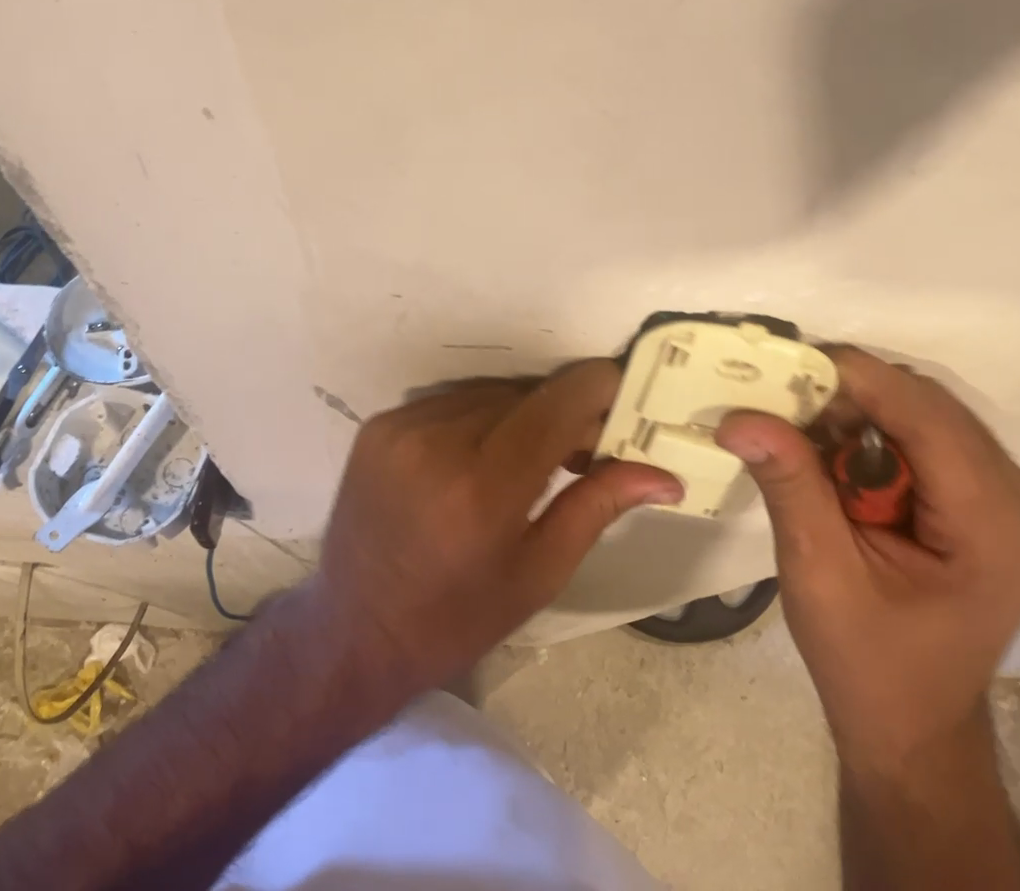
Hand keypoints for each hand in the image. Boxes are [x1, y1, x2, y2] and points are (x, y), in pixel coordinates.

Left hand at [314, 360, 683, 690]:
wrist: (354, 630)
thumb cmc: (457, 618)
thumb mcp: (539, 572)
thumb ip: (598, 506)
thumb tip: (664, 475)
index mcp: (484, 487)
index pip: (559, 402)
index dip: (601, 389)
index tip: (625, 401)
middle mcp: (438, 442)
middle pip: (526, 394)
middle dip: (565, 413)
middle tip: (585, 451)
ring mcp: (400, 429)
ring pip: (489, 394)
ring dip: (521, 415)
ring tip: (535, 458)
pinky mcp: (378, 427)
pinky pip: (449, 403)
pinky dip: (479, 418)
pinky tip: (485, 455)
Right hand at [714, 347, 1019, 772]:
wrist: (911, 724)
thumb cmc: (867, 663)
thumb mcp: (820, 575)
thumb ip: (791, 487)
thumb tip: (741, 417)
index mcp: (997, 526)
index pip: (928, 418)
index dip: (857, 378)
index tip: (782, 360)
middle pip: (931, 410)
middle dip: (850, 397)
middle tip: (775, 400)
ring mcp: (1013, 502)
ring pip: (927, 419)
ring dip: (857, 416)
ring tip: (792, 428)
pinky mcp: (989, 506)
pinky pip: (927, 444)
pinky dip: (871, 440)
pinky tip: (826, 456)